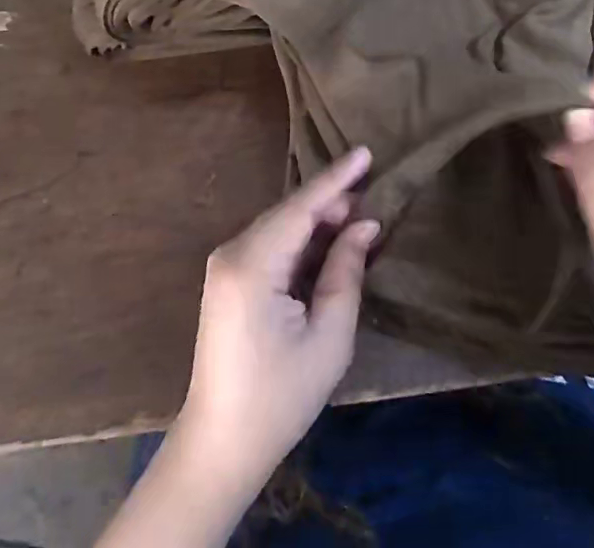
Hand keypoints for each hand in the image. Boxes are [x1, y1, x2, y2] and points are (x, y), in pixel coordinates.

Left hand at [172, 148, 379, 488]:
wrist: (222, 441)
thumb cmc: (281, 395)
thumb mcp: (329, 336)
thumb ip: (345, 271)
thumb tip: (364, 225)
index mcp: (253, 265)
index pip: (301, 208)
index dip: (336, 179)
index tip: (365, 152)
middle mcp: (231, 253)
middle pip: (288, 213)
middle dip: (330, 202)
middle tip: (371, 200)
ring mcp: (224, 265)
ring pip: (278, 226)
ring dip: (316, 221)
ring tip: (356, 218)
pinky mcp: (227, 279)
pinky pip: (269, 244)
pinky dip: (300, 240)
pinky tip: (326, 243)